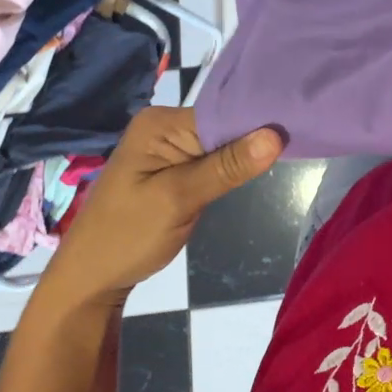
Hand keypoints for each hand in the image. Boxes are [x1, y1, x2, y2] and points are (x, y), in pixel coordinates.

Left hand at [38, 108, 280, 311]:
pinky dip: (233, 168)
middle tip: (302, 139)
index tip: (298, 128)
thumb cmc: (126, 236)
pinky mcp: (177, 168)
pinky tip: (258, 169)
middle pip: (225, 124)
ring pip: (223, 144)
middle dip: (256, 138)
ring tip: (289, 152)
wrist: (89, 280)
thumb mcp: (178, 200)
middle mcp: (165, 126)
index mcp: (160, 123)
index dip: (258, 122)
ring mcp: (170, 148)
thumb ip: (227, 166)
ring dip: (246, 155)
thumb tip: (275, 135)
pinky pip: (214, 159)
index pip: (223, 112)